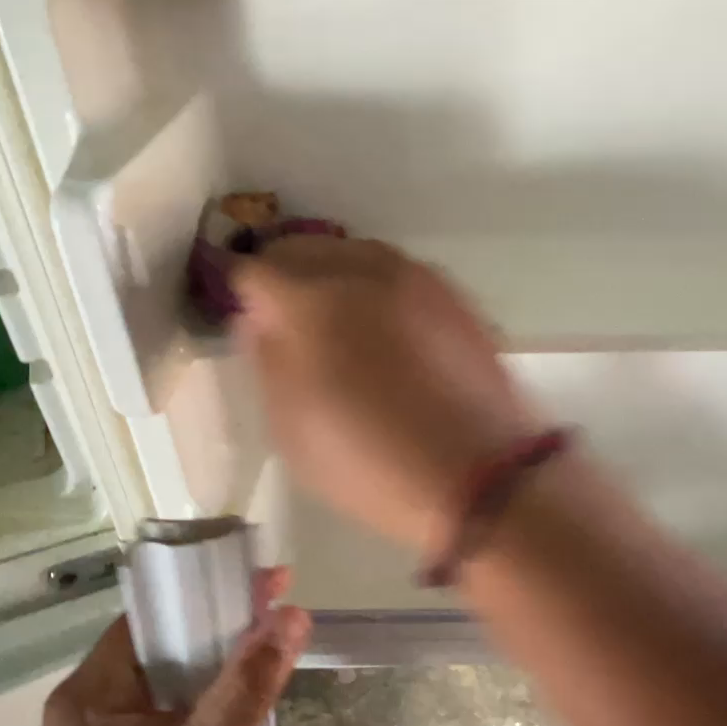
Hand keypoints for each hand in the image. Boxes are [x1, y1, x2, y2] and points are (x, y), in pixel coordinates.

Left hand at [33, 569, 310, 725]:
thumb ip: (250, 684)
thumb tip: (294, 614)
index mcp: (88, 693)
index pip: (154, 616)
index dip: (212, 593)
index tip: (268, 583)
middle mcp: (81, 704)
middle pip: (161, 644)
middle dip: (221, 629)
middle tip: (278, 617)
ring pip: (164, 677)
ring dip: (213, 665)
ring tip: (266, 652)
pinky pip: (160, 708)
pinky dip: (198, 697)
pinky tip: (234, 703)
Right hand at [232, 237, 543, 553]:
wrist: (481, 477)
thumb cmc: (372, 464)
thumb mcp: (291, 428)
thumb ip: (267, 360)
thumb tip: (259, 319)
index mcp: (311, 300)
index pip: (255, 271)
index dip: (245, 296)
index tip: (250, 322)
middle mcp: (364, 270)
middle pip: (307, 248)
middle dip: (288, 275)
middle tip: (289, 318)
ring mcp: (418, 278)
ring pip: (358, 253)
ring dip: (337, 275)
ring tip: (339, 321)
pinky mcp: (456, 295)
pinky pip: (402, 274)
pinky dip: (381, 288)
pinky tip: (386, 328)